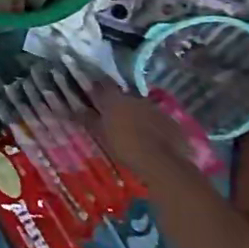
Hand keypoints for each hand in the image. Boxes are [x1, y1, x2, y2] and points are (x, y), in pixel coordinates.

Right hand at [82, 79, 200, 179]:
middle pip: (125, 95)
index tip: (92, 89)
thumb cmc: (124, 146)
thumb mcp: (100, 134)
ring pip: (142, 107)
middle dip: (119, 101)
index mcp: (115, 99)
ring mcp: (156, 109)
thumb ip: (88, 118)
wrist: (162, 163)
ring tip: (133, 126)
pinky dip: (153, 123)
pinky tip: (151, 135)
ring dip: (137, 112)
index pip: (103, 84)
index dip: (98, 86)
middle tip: (113, 112)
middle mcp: (136, 99)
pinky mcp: (172, 121)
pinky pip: (158, 118)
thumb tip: (76, 108)